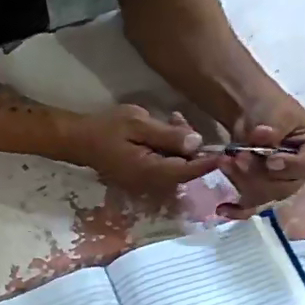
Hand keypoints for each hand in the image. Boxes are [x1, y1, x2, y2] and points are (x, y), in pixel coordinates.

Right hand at [69, 105, 219, 196]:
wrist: (80, 141)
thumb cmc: (106, 129)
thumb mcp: (138, 123)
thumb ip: (168, 135)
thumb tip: (196, 143)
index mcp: (153, 172)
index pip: (189, 171)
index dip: (208, 161)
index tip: (225, 150)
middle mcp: (154, 184)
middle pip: (186, 170)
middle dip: (193, 148)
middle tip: (181, 120)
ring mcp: (149, 184)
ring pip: (178, 167)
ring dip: (181, 146)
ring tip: (172, 120)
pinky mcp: (146, 178)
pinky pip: (167, 167)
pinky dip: (171, 150)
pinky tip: (165, 130)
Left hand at [214, 92, 304, 219]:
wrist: (247, 108)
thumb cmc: (268, 106)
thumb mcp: (277, 113)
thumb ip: (276, 128)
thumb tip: (268, 138)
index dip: (291, 166)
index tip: (271, 159)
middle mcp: (299, 173)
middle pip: (283, 186)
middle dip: (258, 173)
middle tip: (238, 157)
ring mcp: (279, 184)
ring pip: (264, 196)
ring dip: (242, 181)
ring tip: (225, 161)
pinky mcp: (260, 191)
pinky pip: (251, 206)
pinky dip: (237, 209)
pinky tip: (223, 209)